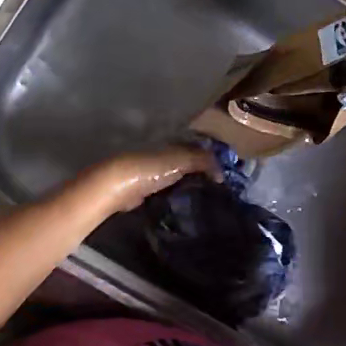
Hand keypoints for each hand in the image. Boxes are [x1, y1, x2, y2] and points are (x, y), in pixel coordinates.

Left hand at [76, 146, 220, 213]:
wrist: (117, 186)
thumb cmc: (150, 168)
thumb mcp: (181, 160)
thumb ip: (203, 161)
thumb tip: (222, 173)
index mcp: (171, 142)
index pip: (197, 144)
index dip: (212, 155)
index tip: (229, 169)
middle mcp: (162, 153)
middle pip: (188, 159)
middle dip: (203, 170)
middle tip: (222, 186)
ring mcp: (152, 171)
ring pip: (178, 175)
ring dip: (191, 183)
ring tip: (210, 197)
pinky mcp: (145, 188)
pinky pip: (168, 189)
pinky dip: (179, 193)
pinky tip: (189, 203)